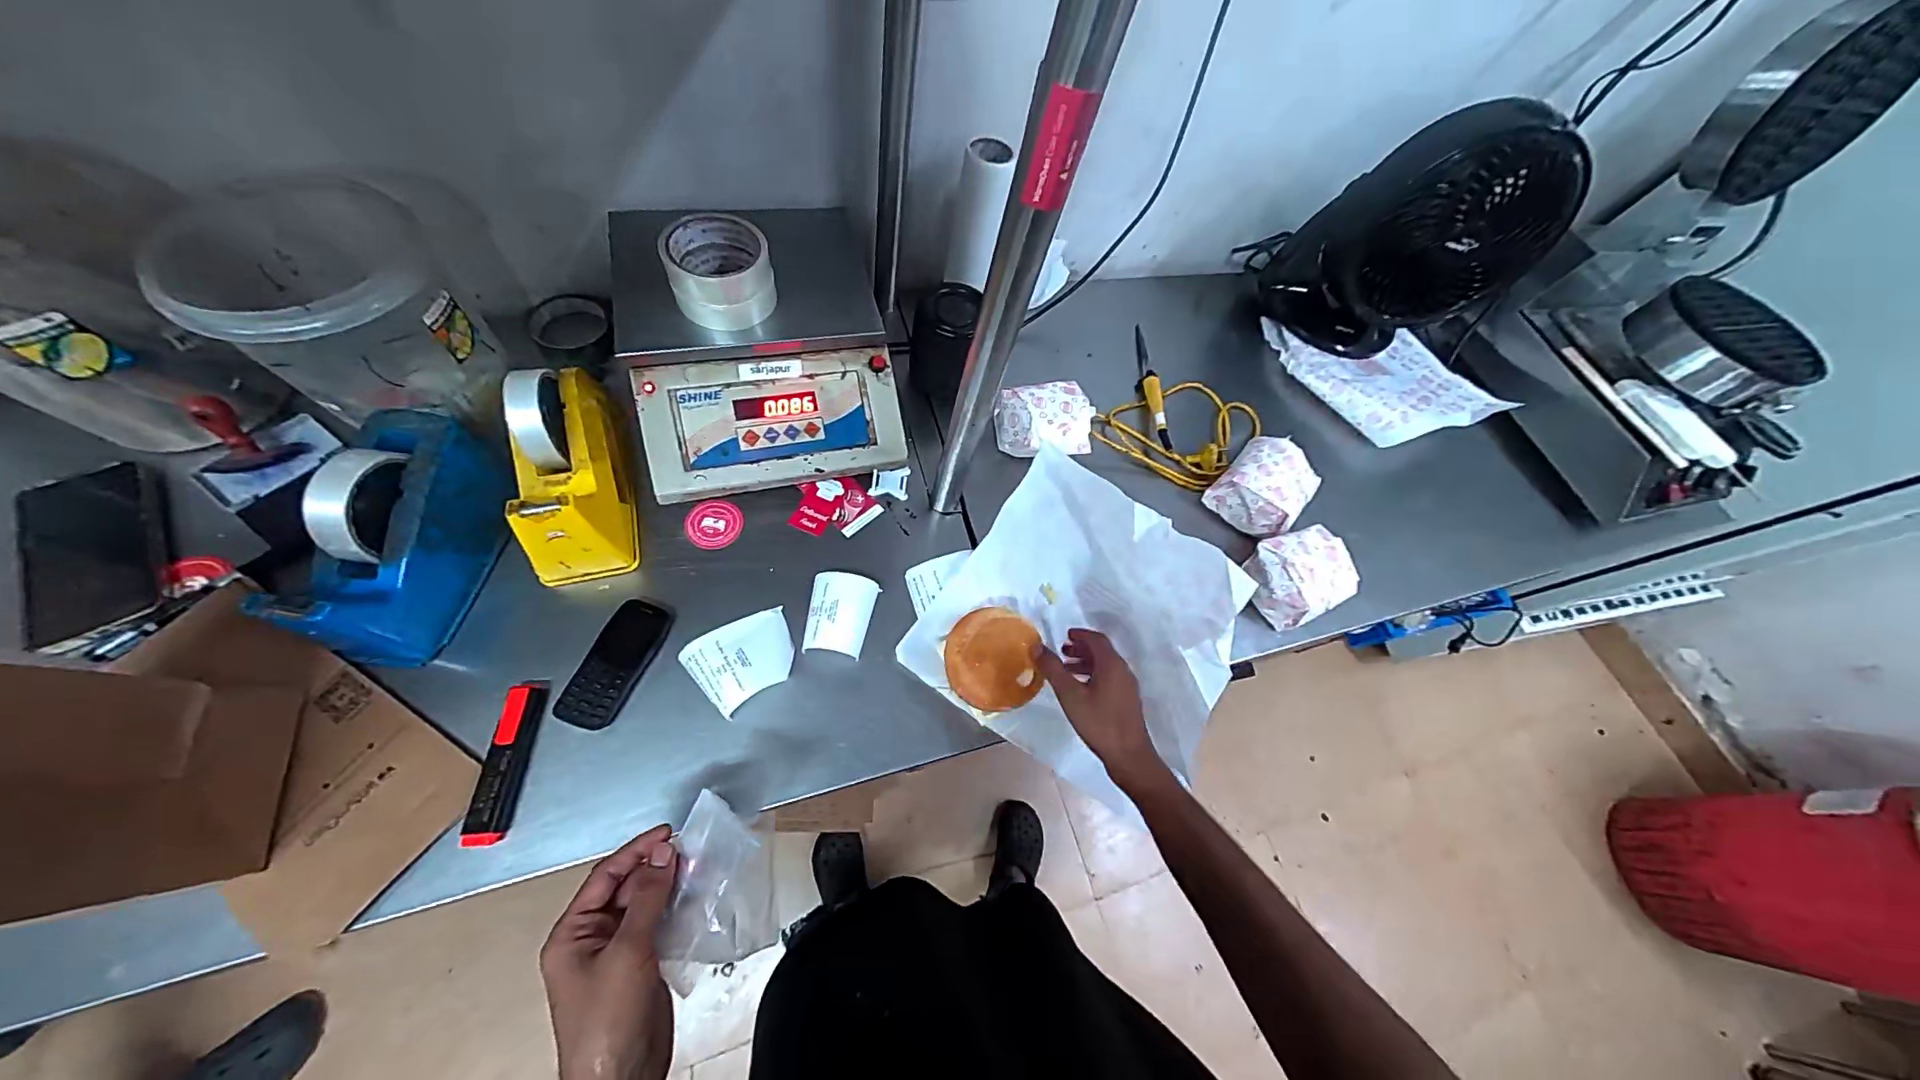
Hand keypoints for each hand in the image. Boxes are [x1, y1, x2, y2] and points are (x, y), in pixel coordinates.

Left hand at [541, 825, 677, 1079]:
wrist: (622, 1076)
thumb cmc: (606, 1022)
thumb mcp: (626, 951)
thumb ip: (646, 899)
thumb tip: (661, 854)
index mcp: (572, 934)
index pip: (605, 877)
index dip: (635, 851)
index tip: (665, 834)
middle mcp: (592, 939)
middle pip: (625, 888)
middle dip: (654, 867)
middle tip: (685, 850)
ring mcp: (617, 951)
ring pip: (644, 904)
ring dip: (667, 885)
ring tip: (693, 867)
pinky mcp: (641, 963)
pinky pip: (657, 922)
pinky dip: (675, 907)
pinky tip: (693, 896)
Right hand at [1035, 628, 1170, 791]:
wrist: (1128, 755)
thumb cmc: (1098, 722)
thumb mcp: (1070, 695)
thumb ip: (1053, 669)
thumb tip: (1037, 647)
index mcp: (1112, 664)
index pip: (1097, 639)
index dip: (1081, 634)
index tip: (1065, 635)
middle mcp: (1123, 671)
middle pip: (1102, 651)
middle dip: (1082, 648)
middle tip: (1062, 651)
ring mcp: (1127, 686)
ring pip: (1106, 666)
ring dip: (1086, 663)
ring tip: (1066, 670)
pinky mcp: (1127, 700)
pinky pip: (1109, 678)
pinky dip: (1093, 675)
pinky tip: (1080, 690)